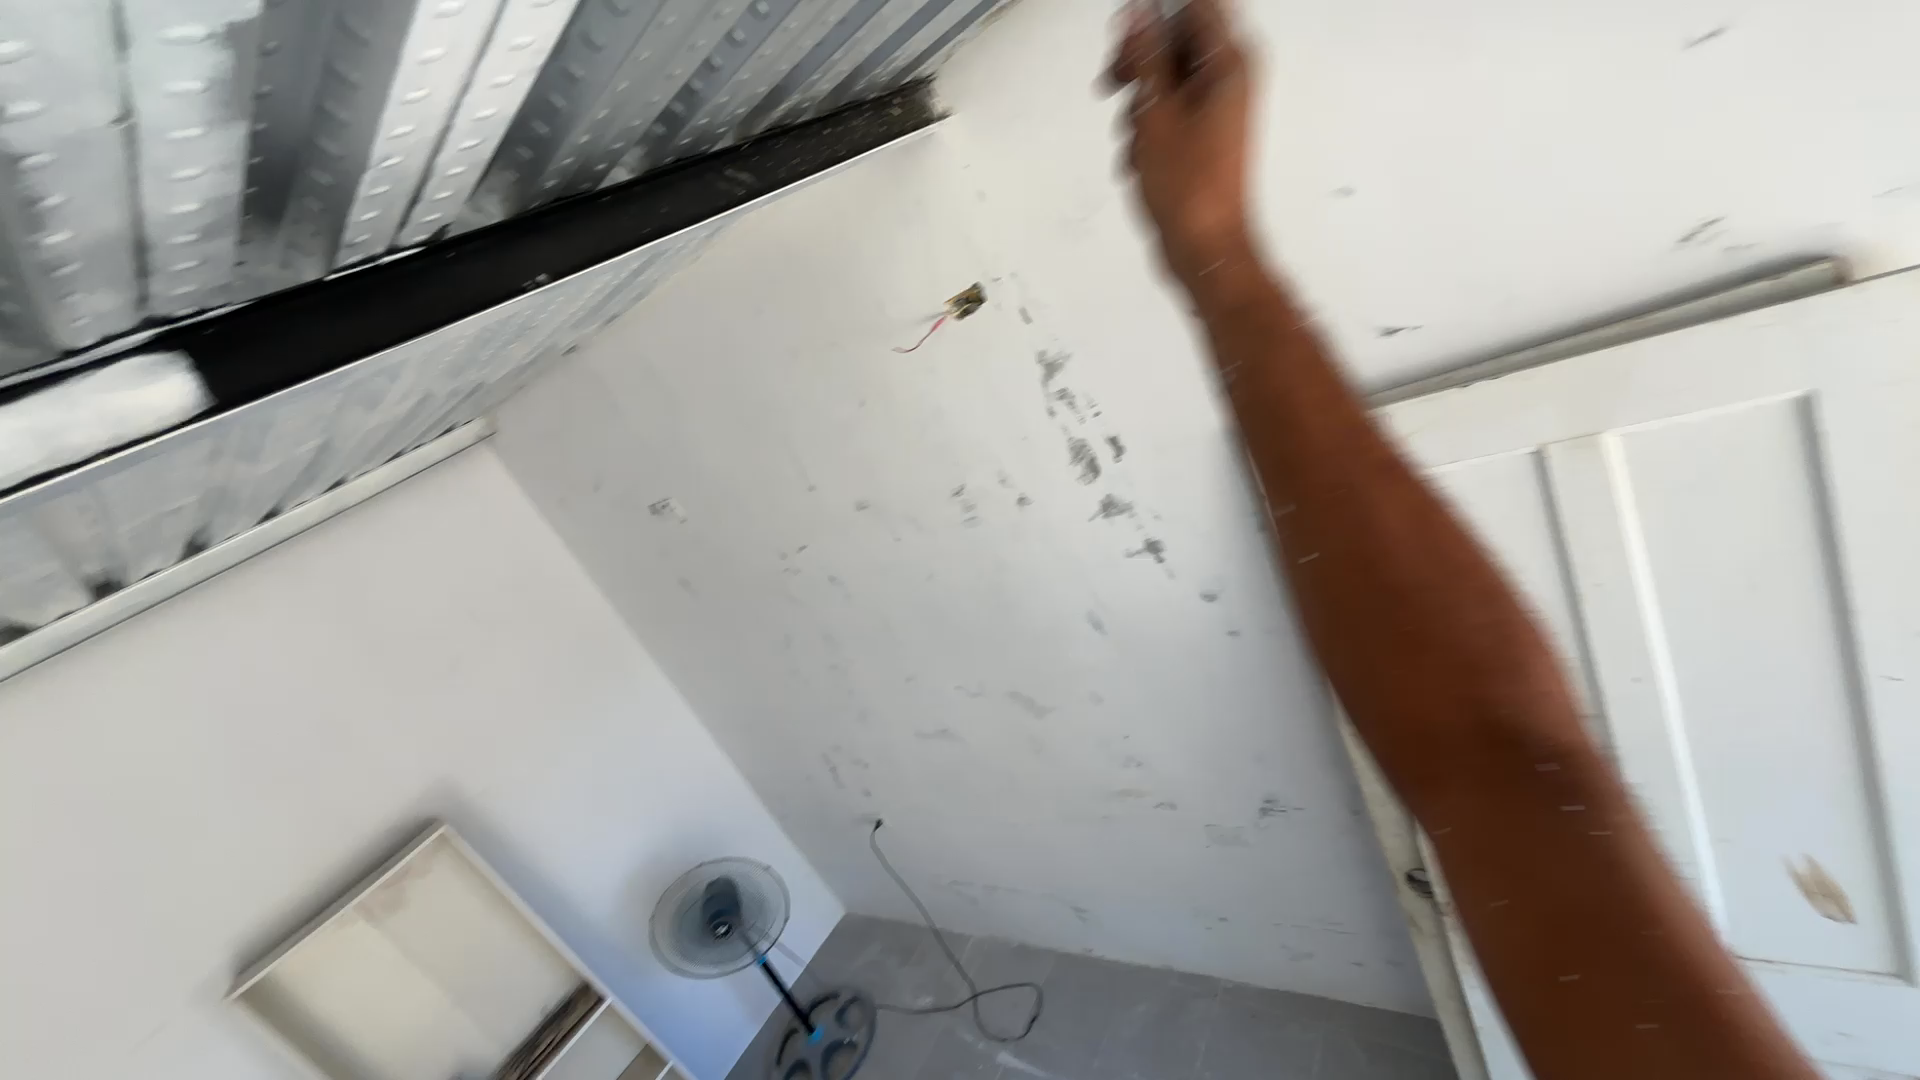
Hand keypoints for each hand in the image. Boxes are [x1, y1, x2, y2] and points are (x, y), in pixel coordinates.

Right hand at [1108, 0, 1257, 292]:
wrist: (1204, 249)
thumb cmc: (1188, 188)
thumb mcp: (1156, 114)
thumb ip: (1145, 58)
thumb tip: (1136, 14)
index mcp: (1229, 63)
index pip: (1193, 7)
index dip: (1152, 19)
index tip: (1123, 43)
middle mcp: (1228, 80)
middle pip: (1175, 43)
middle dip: (1138, 67)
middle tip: (1112, 85)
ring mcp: (1216, 112)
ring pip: (1165, 84)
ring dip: (1138, 109)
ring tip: (1134, 143)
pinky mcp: (1202, 140)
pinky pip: (1168, 118)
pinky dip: (1147, 135)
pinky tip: (1139, 163)